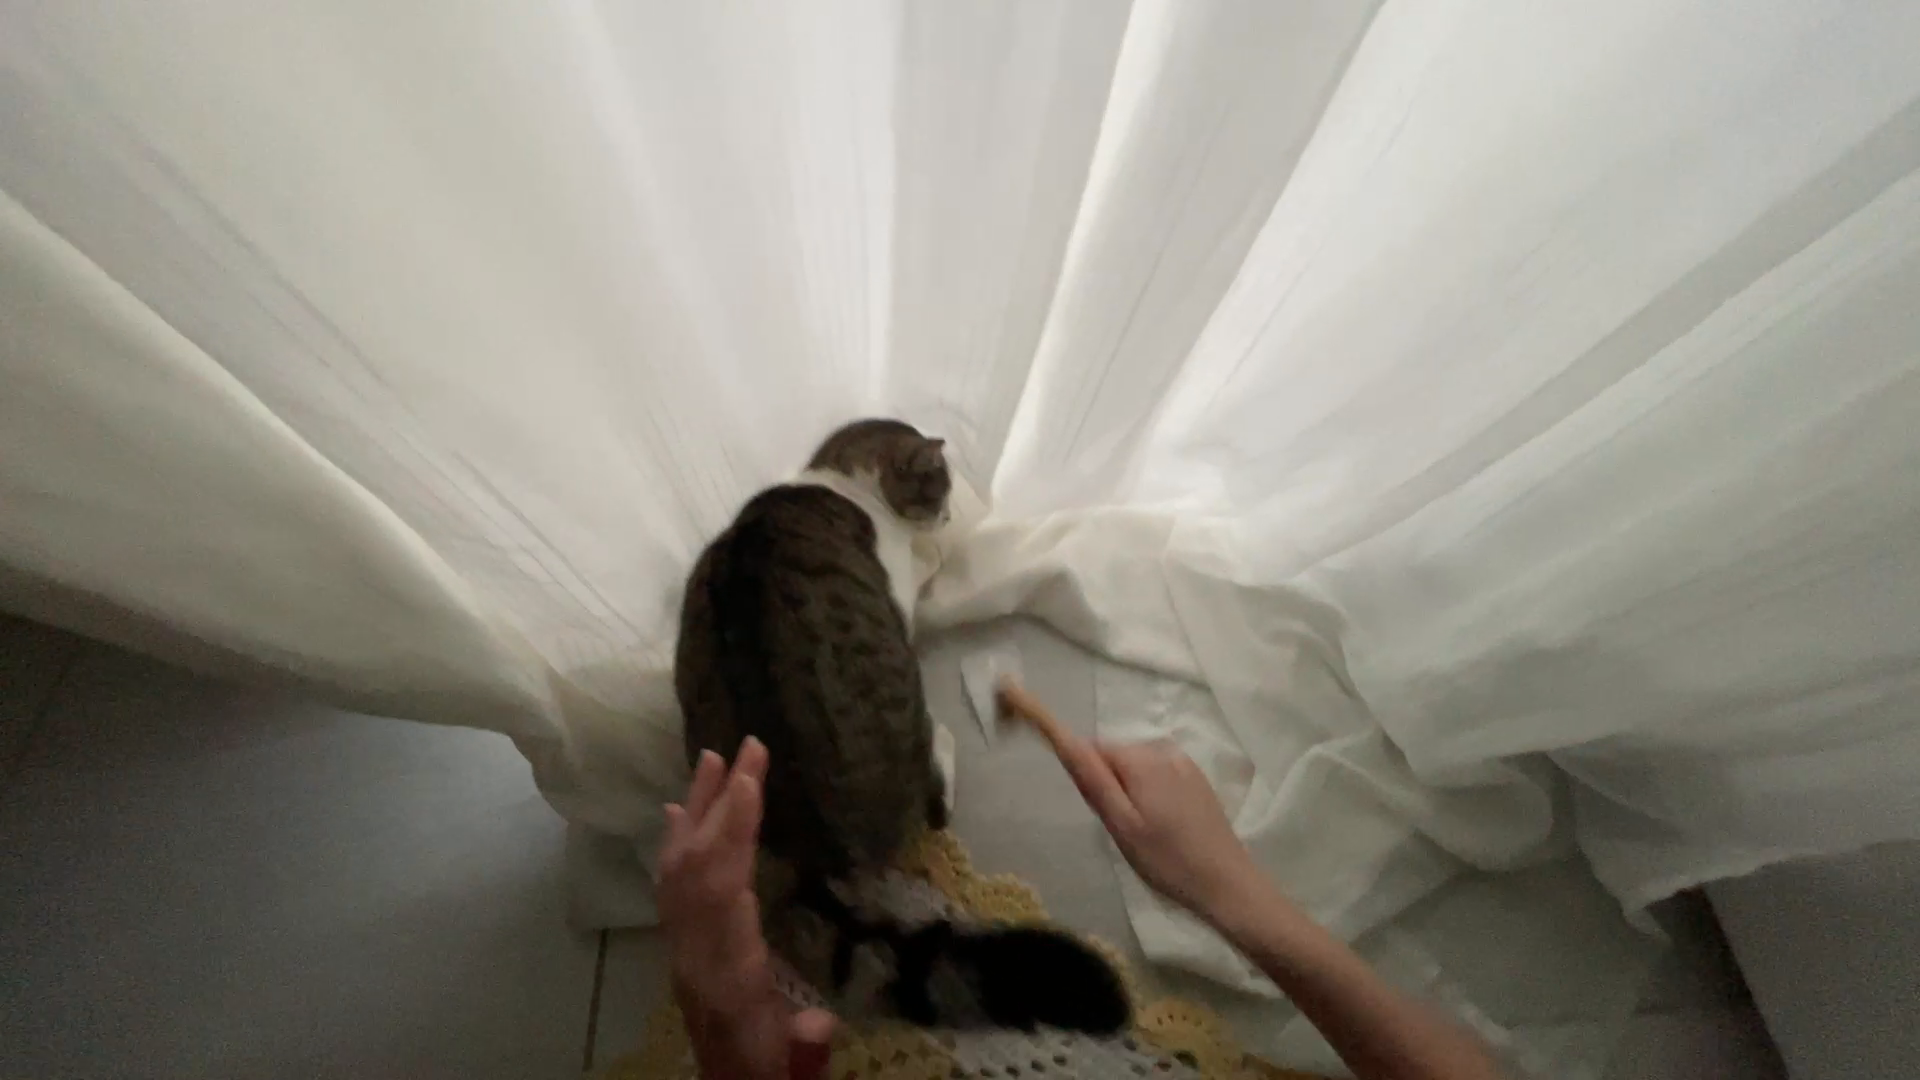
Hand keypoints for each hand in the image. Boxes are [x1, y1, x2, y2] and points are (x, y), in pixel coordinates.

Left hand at [658, 738, 836, 1079]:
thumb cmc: (765, 1069)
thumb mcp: (787, 1063)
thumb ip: (804, 1046)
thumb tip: (824, 1022)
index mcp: (724, 974)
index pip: (723, 892)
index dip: (734, 836)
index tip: (751, 783)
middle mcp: (694, 951)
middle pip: (699, 866)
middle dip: (720, 804)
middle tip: (742, 750)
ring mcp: (683, 943)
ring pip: (680, 865)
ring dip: (697, 809)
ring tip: (710, 758)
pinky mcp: (682, 940)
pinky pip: (671, 880)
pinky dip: (676, 837)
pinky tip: (678, 809)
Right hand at [1049, 734, 1265, 925]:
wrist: (1228, 884)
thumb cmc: (1167, 859)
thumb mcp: (1122, 825)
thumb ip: (1093, 780)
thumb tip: (1065, 739)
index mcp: (1141, 760)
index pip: (1095, 749)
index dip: (1091, 779)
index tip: (1104, 813)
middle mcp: (1162, 751)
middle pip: (1117, 756)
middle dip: (1112, 784)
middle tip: (1124, 828)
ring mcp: (1184, 763)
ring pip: (1138, 765)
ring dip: (1132, 788)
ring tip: (1145, 831)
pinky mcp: (1198, 778)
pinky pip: (1160, 773)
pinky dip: (1153, 791)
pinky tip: (1165, 824)